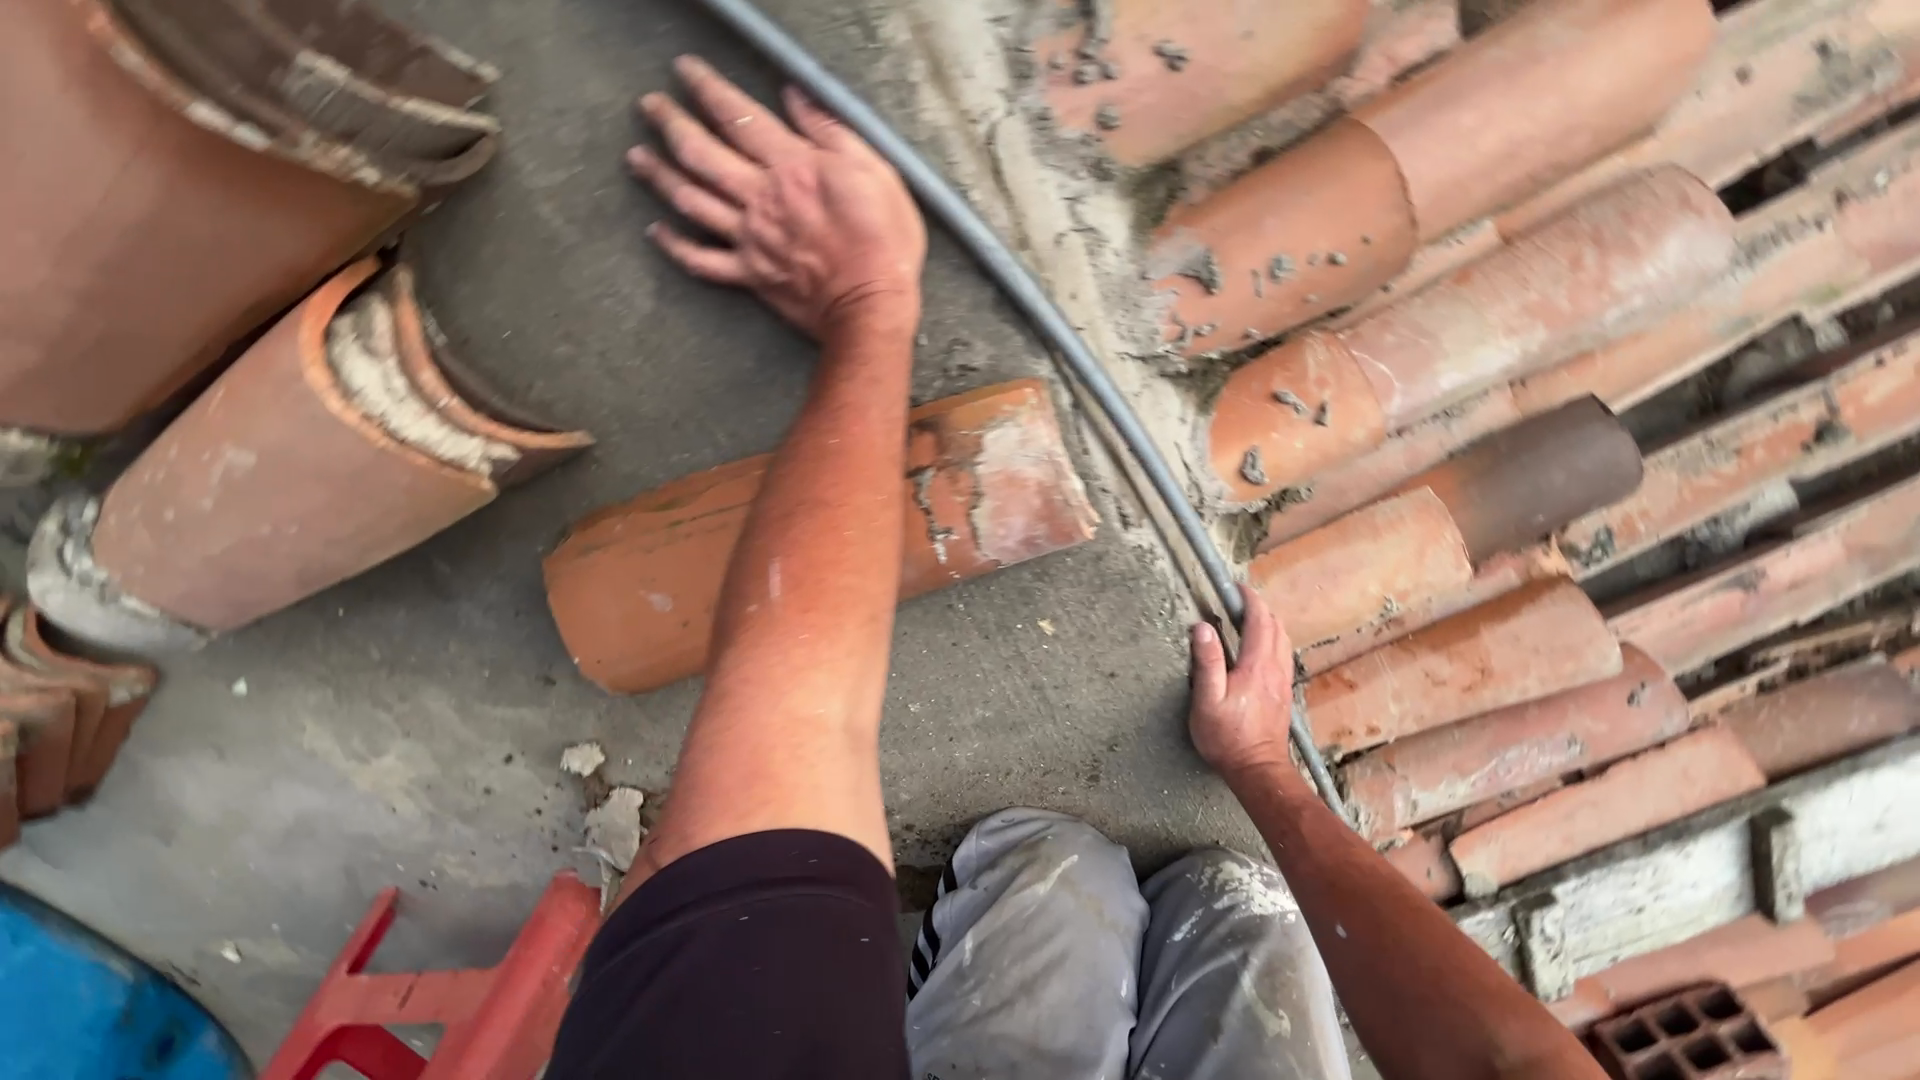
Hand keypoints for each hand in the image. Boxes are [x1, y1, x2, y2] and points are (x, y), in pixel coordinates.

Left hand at [628, 56, 927, 339]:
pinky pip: (702, 262)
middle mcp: (761, 198)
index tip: (686, 72)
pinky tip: (657, 232)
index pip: (739, 115)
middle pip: (701, 153)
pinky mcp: (751, 276)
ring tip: (637, 157)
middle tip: (649, 107)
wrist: (872, 306)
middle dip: (669, 124)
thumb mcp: (874, 172)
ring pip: (691, 201)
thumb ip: (830, 131)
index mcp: (791, 167)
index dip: (707, 88)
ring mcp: (751, 239)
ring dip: (659, 176)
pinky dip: (675, 247)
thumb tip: (796, 98)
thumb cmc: (883, 242)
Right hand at [1189, 585, 1297, 776]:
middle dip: (1259, 608)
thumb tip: (1202, 628)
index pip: (1259, 621)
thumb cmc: (1228, 738)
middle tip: (1238, 601)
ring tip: (1249, 620)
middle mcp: (1274, 669)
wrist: (1257, 769)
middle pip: (1275, 627)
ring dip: (1268, 624)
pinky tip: (1259, 649)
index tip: (1236, 588)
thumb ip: (1207, 661)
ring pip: (1283, 641)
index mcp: (1256, 666)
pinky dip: (1273, 642)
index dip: (1249, 600)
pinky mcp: (1283, 694)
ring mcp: (1282, 682)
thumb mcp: (1207, 700)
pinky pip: (1283, 656)